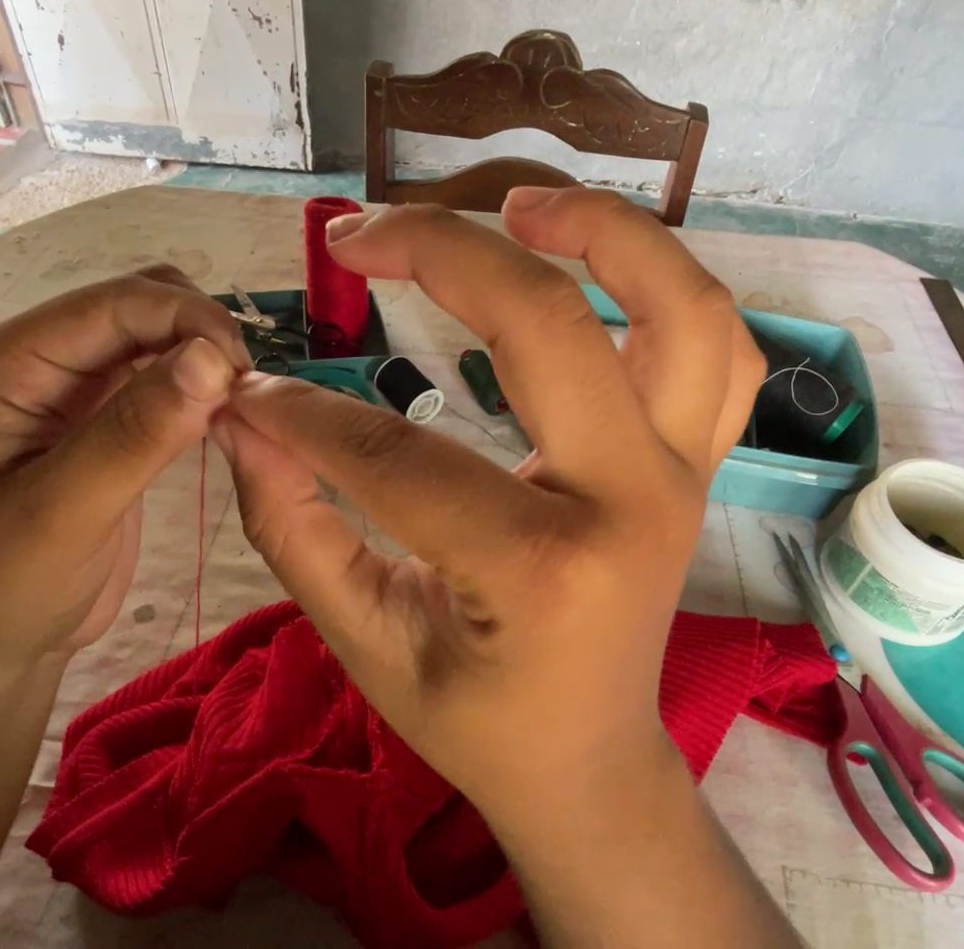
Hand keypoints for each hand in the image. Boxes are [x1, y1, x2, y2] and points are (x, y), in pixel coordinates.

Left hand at [0, 266, 249, 673]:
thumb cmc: (5, 587)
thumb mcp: (64, 513)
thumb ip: (134, 433)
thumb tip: (212, 356)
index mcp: (11, 361)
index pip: (116, 303)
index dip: (188, 320)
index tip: (243, 376)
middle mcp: (44, 357)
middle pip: (142, 304)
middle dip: (201, 332)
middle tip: (243, 394)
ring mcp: (78, 386)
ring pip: (160, 334)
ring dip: (206, 357)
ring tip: (240, 406)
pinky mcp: (109, 418)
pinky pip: (166, 376)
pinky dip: (202, 385)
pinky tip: (225, 417)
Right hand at [212, 188, 763, 822]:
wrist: (589, 760)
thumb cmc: (477, 718)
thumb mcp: (365, 643)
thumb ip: (293, 527)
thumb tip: (244, 418)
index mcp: (540, 569)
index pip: (397, 454)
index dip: (305, 413)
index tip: (251, 387)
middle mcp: (631, 502)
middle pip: (546, 324)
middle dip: (437, 252)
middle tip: (355, 235)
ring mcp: (683, 474)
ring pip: (683, 308)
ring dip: (602, 231)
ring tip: (513, 204)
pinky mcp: (697, 463)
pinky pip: (719, 350)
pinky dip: (667, 287)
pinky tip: (596, 267)